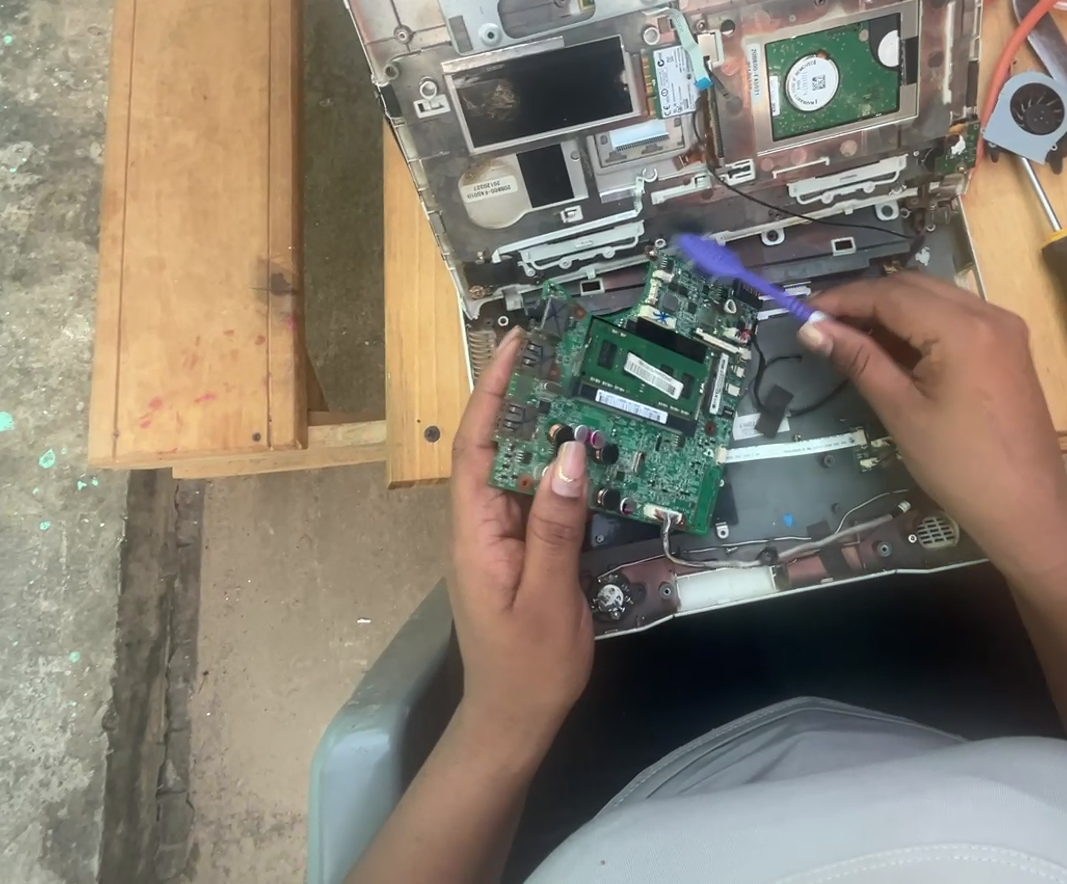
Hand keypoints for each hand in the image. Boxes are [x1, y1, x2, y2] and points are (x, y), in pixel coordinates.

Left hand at [448, 331, 594, 757]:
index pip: (476, 445)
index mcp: (475, 530)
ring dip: (545, 430)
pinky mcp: (520, 547)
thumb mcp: (548, 597)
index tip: (515, 346)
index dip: (492, 391)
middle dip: (522, 397)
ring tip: (584, 390)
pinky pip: (537, 497)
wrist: (513, 720)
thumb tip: (570, 453)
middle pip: (495, 446)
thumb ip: (556, 525)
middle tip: (564, 357)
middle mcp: (481, 522)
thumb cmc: (527, 666)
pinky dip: (560, 470)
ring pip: (519, 469)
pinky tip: (591, 455)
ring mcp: (500, 535)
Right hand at [801, 273, 1066, 574]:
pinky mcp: (1007, 343)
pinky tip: (891, 346)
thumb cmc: (959, 465)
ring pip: (933, 295)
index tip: (804, 310)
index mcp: (963, 330)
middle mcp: (989, 314)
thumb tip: (810, 329)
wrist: (1027, 507)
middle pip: (913, 285)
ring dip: (890, 308)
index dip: (843, 299)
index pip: (891, 295)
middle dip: (865, 299)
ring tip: (850, 335)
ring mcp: (1003, 326)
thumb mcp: (900, 410)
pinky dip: (918, 321)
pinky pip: (954, 314)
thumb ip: (857, 359)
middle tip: (823, 324)